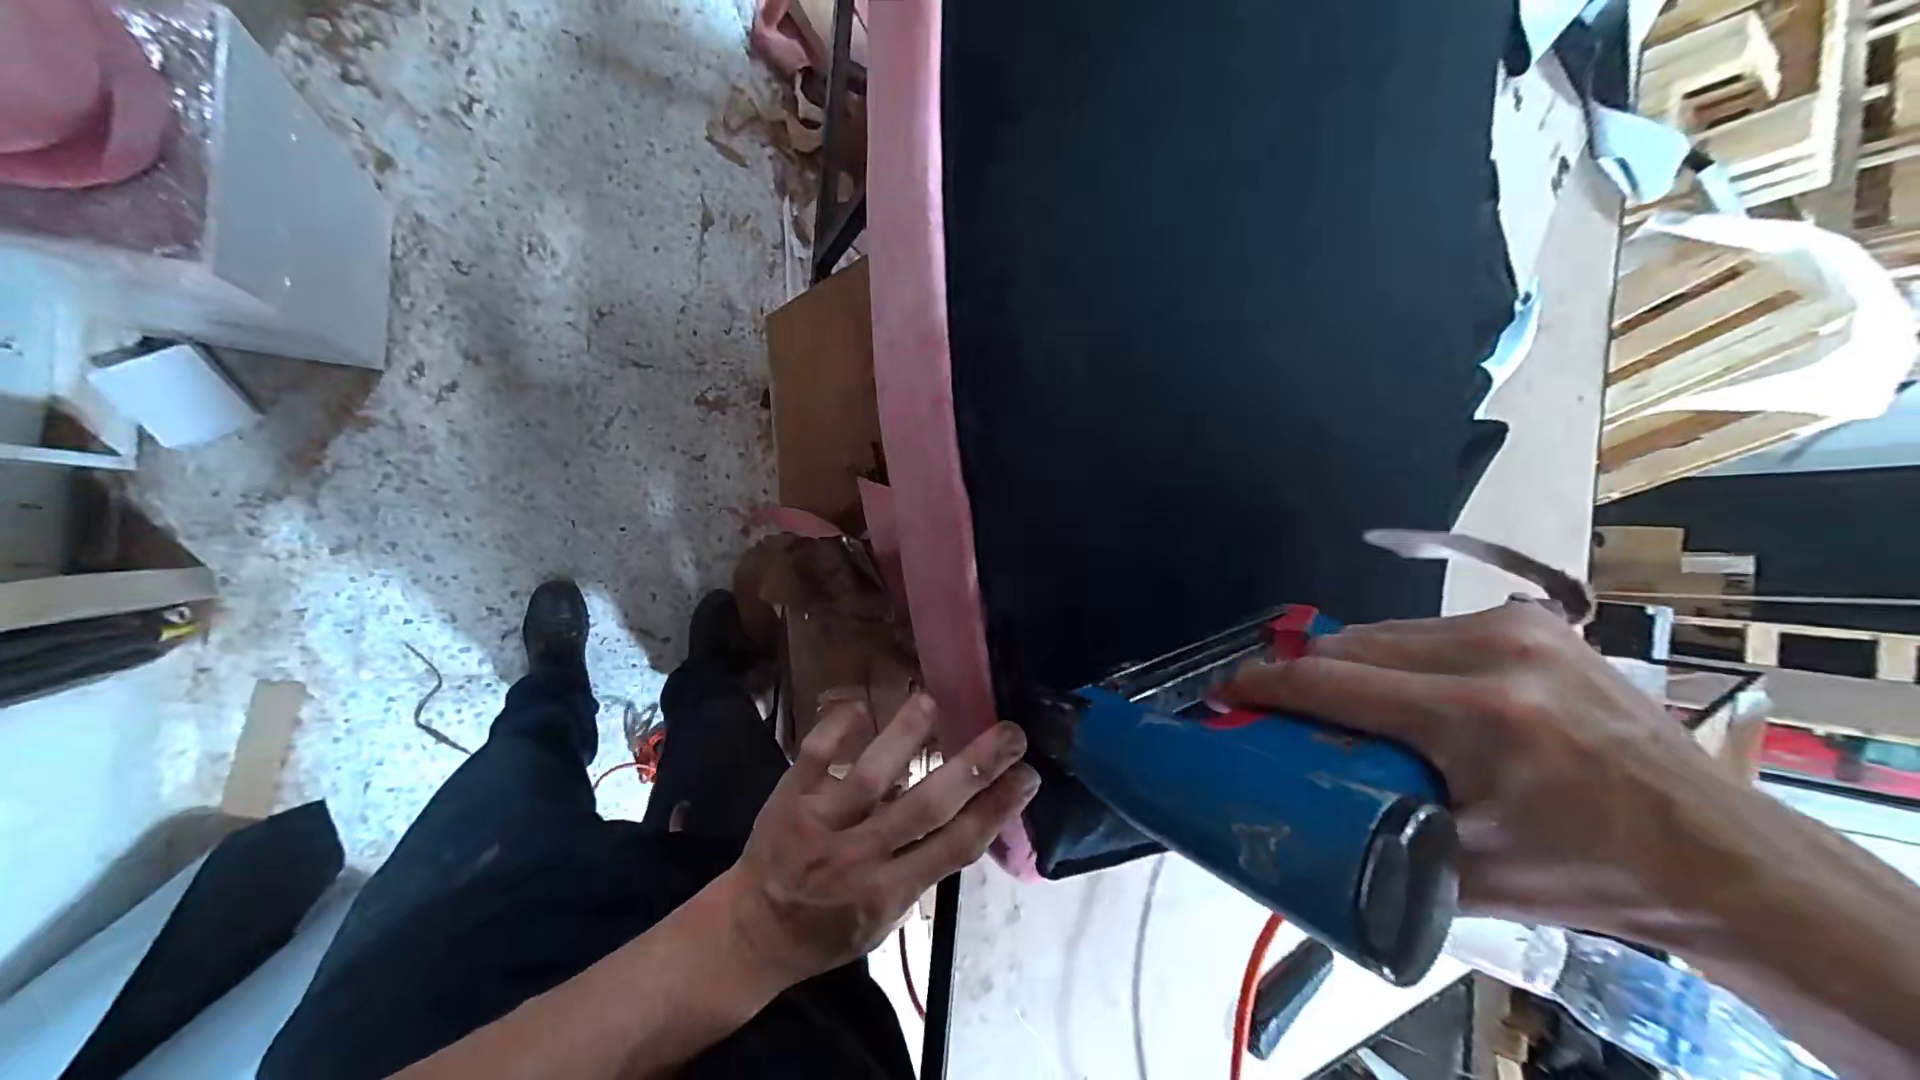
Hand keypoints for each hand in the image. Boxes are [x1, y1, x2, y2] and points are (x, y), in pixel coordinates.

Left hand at [718, 692, 1039, 987]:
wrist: (752, 932)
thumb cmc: (830, 927)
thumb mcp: (885, 918)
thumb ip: (924, 868)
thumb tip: (968, 811)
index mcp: (889, 892)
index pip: (954, 846)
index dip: (996, 810)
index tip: (1027, 776)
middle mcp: (858, 857)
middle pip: (925, 807)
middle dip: (974, 767)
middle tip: (1010, 733)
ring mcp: (820, 825)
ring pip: (870, 776)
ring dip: (905, 737)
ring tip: (933, 702)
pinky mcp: (788, 799)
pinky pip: (814, 758)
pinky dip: (837, 730)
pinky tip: (861, 708)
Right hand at [1216, 601, 1752, 935]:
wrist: (1725, 855)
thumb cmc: (1590, 873)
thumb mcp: (1462, 868)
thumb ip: (1367, 829)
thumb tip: (1290, 815)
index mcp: (1475, 716)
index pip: (1331, 683)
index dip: (1266, 685)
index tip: (1227, 690)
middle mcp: (1494, 652)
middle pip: (1350, 643)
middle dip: (1304, 673)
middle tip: (1282, 707)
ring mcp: (1519, 626)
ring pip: (1385, 629)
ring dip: (1350, 662)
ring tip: (1341, 701)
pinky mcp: (1536, 619)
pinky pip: (1427, 627)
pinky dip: (1396, 654)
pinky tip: (1404, 687)